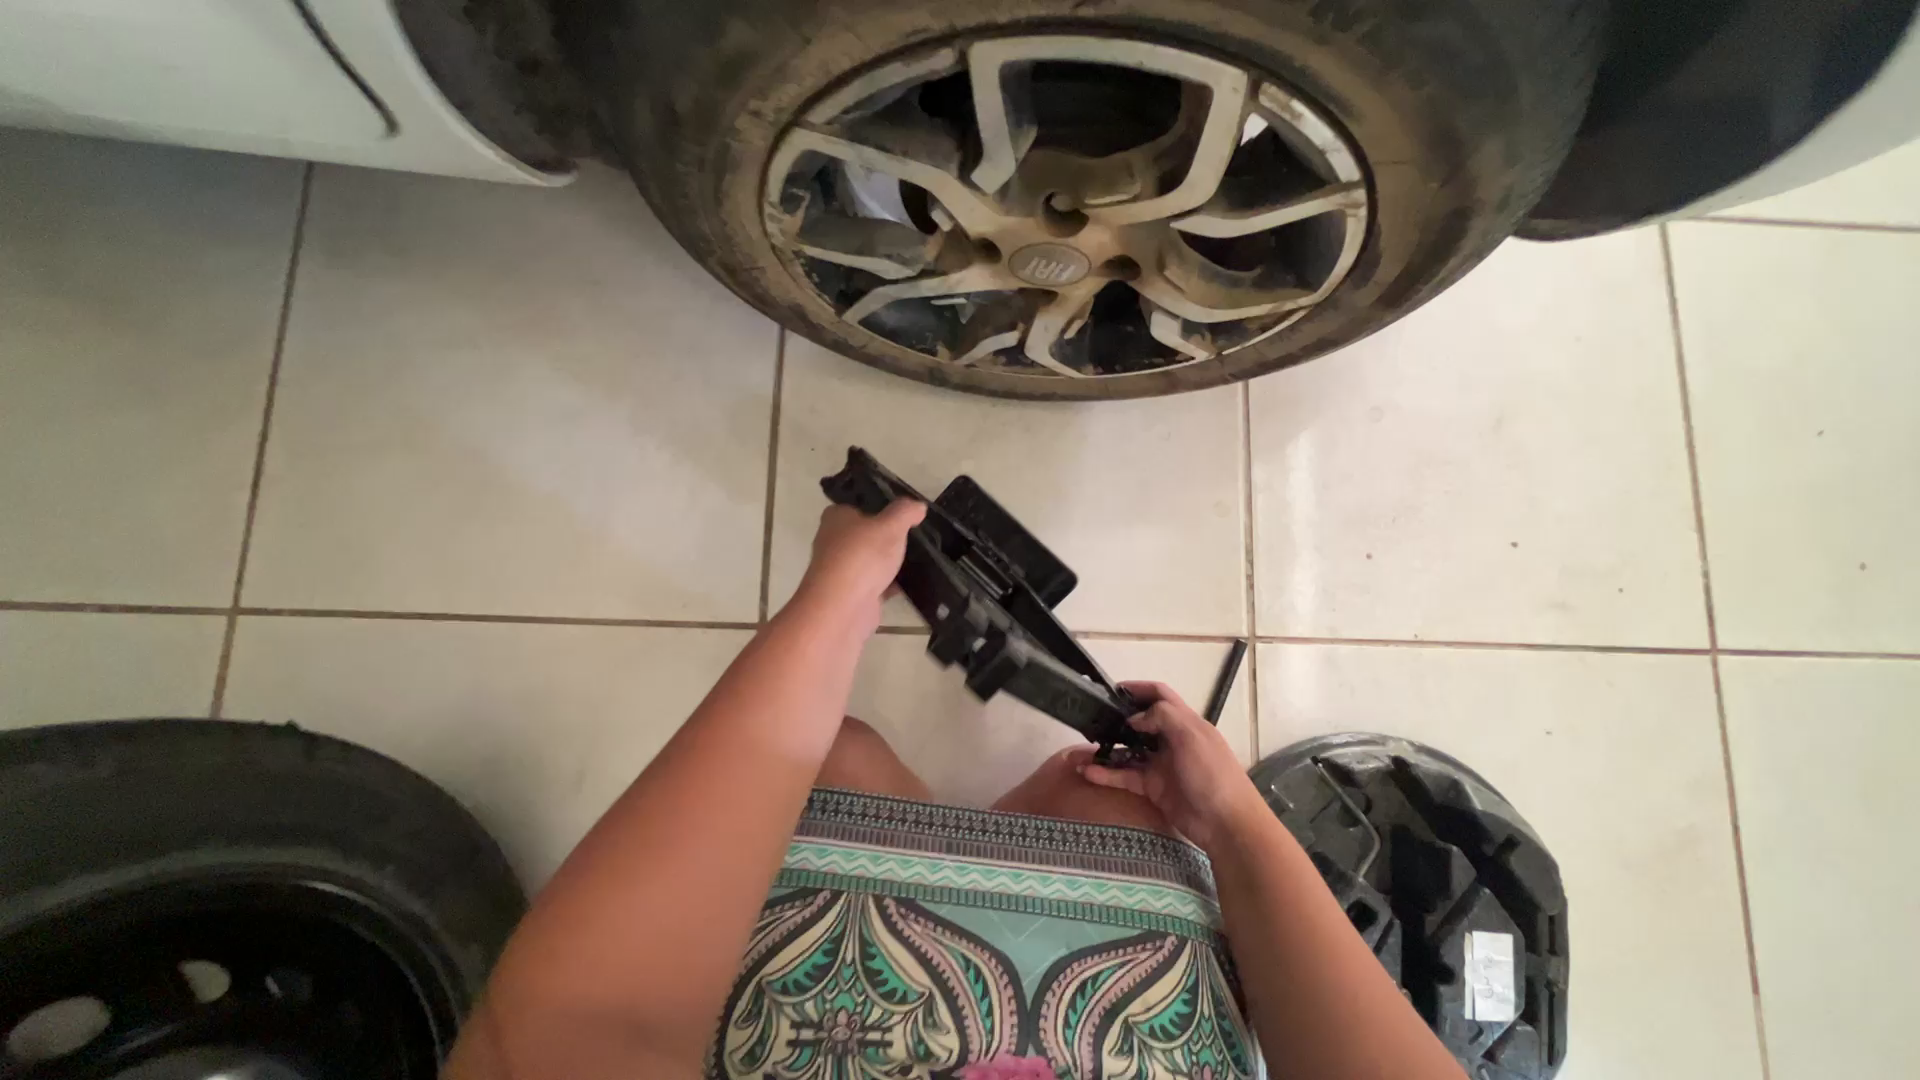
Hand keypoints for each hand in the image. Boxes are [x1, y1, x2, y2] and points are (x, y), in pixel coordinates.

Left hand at [791, 500, 925, 624]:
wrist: (843, 606)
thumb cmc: (862, 556)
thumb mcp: (890, 525)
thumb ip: (906, 512)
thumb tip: (918, 505)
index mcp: (836, 518)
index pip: (859, 506)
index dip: (881, 507)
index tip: (906, 513)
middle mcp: (834, 542)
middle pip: (866, 535)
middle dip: (888, 537)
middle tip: (916, 535)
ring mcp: (842, 570)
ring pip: (872, 561)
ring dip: (890, 562)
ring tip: (920, 557)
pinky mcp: (852, 594)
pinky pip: (877, 584)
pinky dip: (892, 584)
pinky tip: (913, 583)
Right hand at [1070, 681, 1267, 849]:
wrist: (1226, 825)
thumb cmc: (1212, 774)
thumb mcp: (1192, 736)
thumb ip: (1163, 717)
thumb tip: (1135, 719)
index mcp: (1186, 722)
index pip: (1161, 696)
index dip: (1139, 689)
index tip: (1113, 690)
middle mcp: (1172, 740)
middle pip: (1141, 723)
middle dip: (1117, 719)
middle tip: (1093, 719)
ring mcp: (1161, 765)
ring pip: (1128, 751)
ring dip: (1106, 749)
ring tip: (1082, 748)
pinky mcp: (1153, 788)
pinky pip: (1125, 777)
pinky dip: (1106, 774)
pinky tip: (1088, 772)